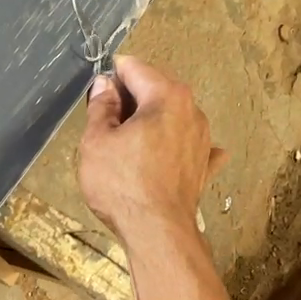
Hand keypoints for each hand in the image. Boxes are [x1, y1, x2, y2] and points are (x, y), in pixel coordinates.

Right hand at [77, 55, 226, 242]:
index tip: (96, 91)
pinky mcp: (204, 166)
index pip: (136, 69)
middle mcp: (191, 109)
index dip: (112, 75)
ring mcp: (203, 138)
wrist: (156, 230)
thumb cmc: (121, 184)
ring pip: (172, 118)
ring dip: (152, 124)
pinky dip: (177, 147)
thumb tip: (104, 85)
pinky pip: (189, 147)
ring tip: (128, 147)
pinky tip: (169, 156)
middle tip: (106, 124)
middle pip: (156, 92)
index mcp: (166, 96)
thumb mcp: (96, 143)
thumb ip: (100, 109)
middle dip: (131, 101)